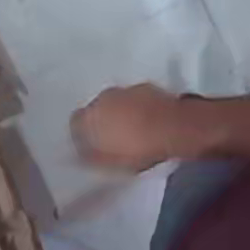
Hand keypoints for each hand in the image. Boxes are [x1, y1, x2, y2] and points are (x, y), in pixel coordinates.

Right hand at [71, 84, 210, 171]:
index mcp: (89, 116)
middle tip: (115, 137)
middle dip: (103, 120)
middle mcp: (104, 97)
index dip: (83, 134)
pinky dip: (139, 106)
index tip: (92, 145)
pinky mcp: (147, 86)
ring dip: (121, 111)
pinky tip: (149, 119)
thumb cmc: (137, 149)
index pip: (76, 122)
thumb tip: (81, 153)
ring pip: (117, 102)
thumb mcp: (109, 163)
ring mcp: (127, 89)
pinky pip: (136, 98)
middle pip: (97, 109)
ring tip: (134, 128)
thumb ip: (90, 156)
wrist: (174, 126)